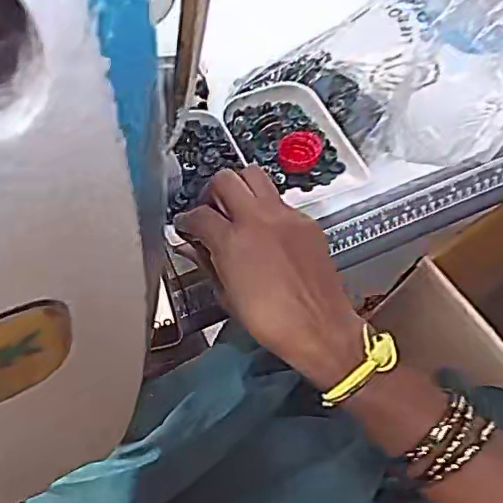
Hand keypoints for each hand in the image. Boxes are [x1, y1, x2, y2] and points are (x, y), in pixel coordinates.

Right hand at [174, 167, 365, 386]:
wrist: (316, 326)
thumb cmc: (271, 321)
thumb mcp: (226, 295)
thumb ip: (207, 263)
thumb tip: (194, 248)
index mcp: (232, 240)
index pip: (198, 214)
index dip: (186, 220)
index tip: (185, 226)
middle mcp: (258, 219)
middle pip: (226, 180)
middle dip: (212, 193)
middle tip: (209, 211)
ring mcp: (285, 216)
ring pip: (255, 177)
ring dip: (240, 188)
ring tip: (235, 212)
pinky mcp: (306, 222)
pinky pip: (279, 200)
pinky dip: (265, 208)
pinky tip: (263, 231)